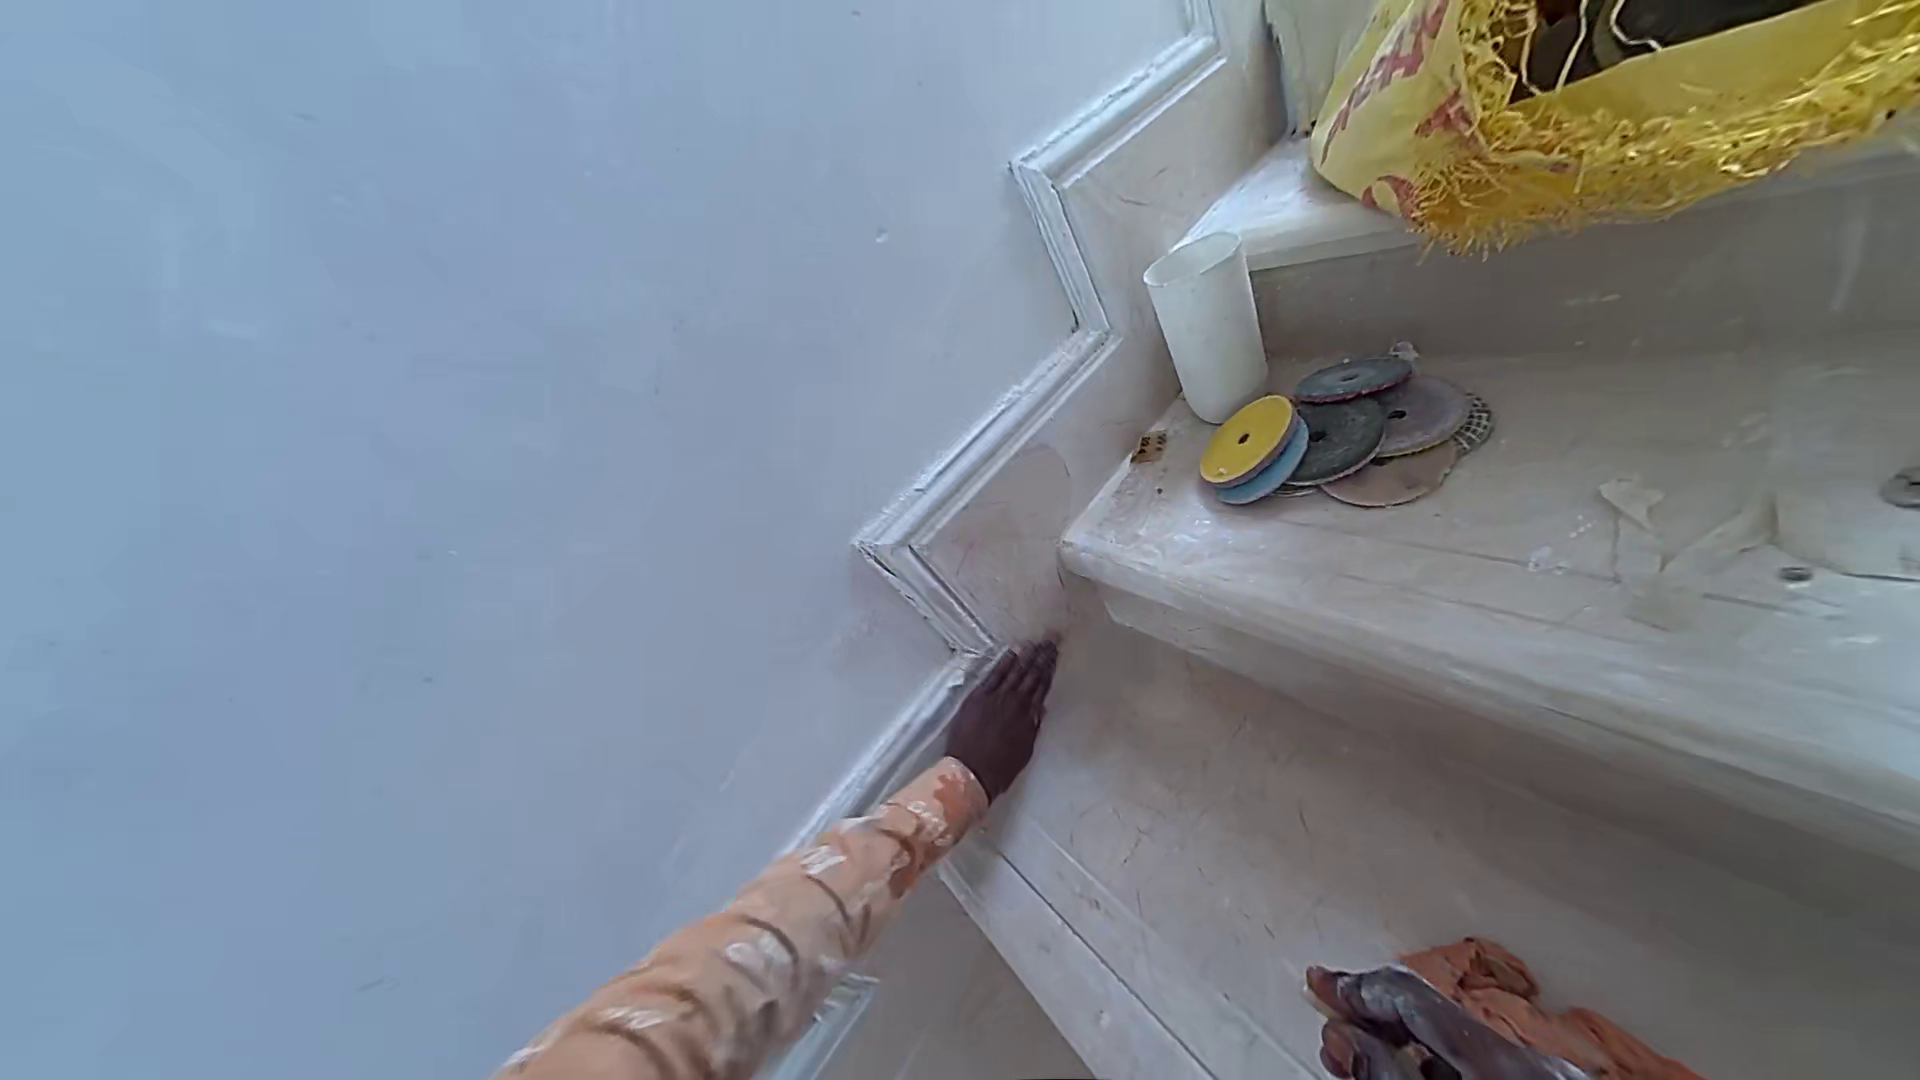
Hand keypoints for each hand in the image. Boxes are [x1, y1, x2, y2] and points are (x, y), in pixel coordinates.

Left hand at [944, 640, 1058, 800]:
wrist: (971, 771)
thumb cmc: (1000, 767)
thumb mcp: (1025, 750)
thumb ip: (1033, 727)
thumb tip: (1040, 709)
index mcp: (1028, 716)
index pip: (1042, 686)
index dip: (1049, 669)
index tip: (1056, 654)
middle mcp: (1015, 702)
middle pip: (1031, 674)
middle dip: (1042, 656)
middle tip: (1051, 639)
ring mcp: (995, 697)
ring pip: (1014, 671)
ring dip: (1026, 655)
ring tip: (1035, 642)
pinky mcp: (978, 696)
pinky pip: (993, 675)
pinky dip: (1003, 663)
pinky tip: (1011, 653)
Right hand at [1308, 967, 1588, 1079]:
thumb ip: (1384, 1076)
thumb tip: (1342, 1035)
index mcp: (1507, 1065)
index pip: (1411, 994)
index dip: (1356, 987)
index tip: (1320, 985)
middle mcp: (1537, 1064)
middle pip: (1433, 1015)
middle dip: (1376, 1021)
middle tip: (1336, 1037)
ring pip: (1459, 1045)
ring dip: (1406, 1050)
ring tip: (1369, 1069)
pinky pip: (1486, 1070)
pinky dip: (1442, 1070)